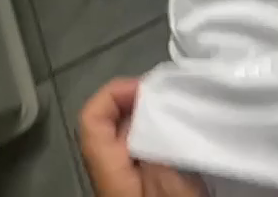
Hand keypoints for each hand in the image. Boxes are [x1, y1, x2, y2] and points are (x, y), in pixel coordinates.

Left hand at [79, 77, 207, 196]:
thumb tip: (152, 104)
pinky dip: (164, 138)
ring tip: (185, 116)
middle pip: (112, 123)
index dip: (115, 93)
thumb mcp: (167, 183)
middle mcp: (111, 176)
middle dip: (142, 103)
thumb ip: (155, 142)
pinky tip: (187, 141)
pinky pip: (146, 153)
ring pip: (130, 138)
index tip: (151, 91)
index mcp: (107, 172)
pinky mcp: (144, 191)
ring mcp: (127, 185)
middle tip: (176, 99)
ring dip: (155, 120)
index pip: (91, 119)